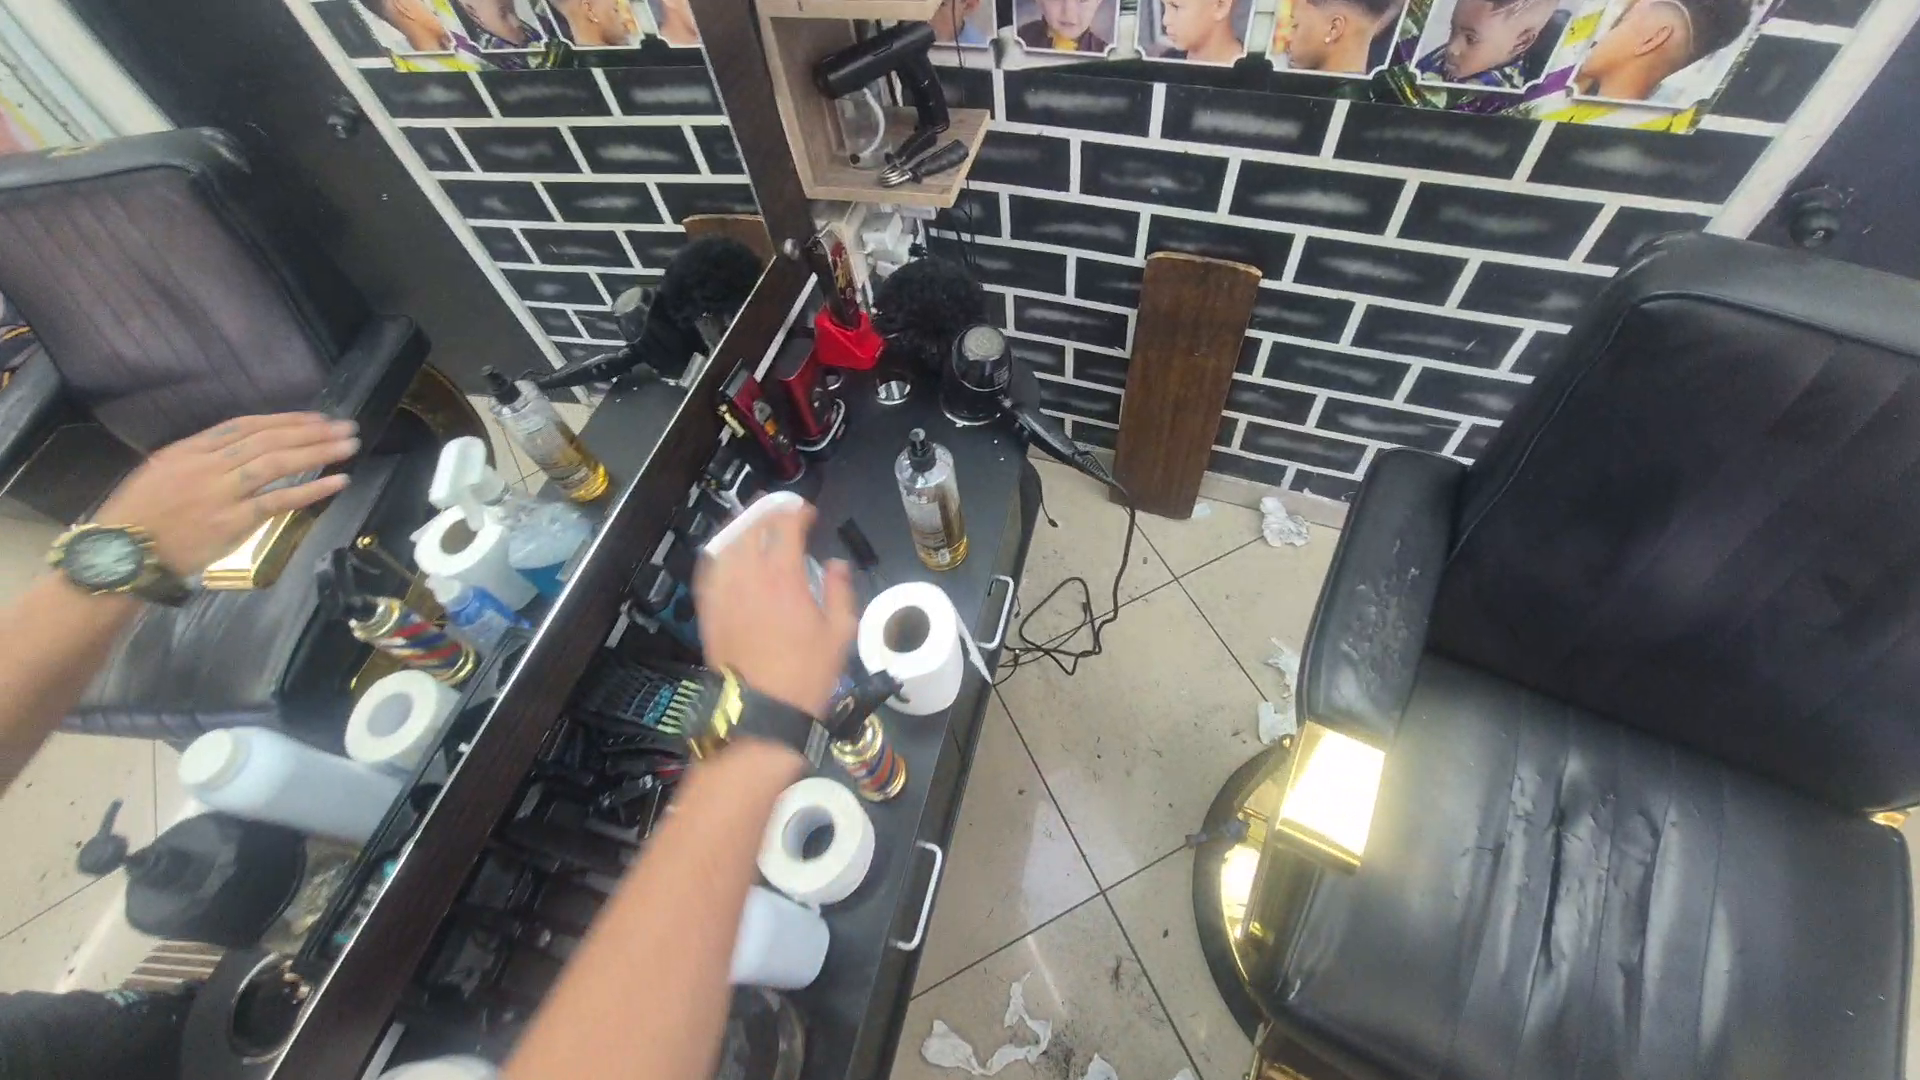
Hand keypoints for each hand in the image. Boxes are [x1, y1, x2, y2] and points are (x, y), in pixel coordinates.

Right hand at [93, 413, 358, 574]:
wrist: (122, 553)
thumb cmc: (144, 513)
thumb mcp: (164, 471)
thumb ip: (206, 456)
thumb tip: (256, 444)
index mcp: (186, 450)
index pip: (246, 426)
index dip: (287, 420)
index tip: (319, 418)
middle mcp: (205, 466)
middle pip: (268, 441)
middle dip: (312, 432)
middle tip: (347, 428)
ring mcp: (220, 493)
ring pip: (277, 464)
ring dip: (319, 452)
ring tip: (349, 446)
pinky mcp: (234, 520)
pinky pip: (280, 500)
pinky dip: (313, 489)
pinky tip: (340, 481)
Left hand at [694, 501, 855, 717]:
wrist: (763, 712)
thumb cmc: (807, 674)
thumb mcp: (840, 632)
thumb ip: (840, 591)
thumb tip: (836, 565)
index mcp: (784, 579)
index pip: (786, 528)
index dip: (797, 513)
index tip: (807, 512)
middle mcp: (749, 578)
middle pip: (752, 529)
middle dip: (768, 513)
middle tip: (780, 510)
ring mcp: (724, 594)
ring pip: (727, 545)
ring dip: (742, 527)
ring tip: (754, 523)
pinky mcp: (709, 611)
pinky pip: (708, 571)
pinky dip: (718, 554)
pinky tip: (726, 553)